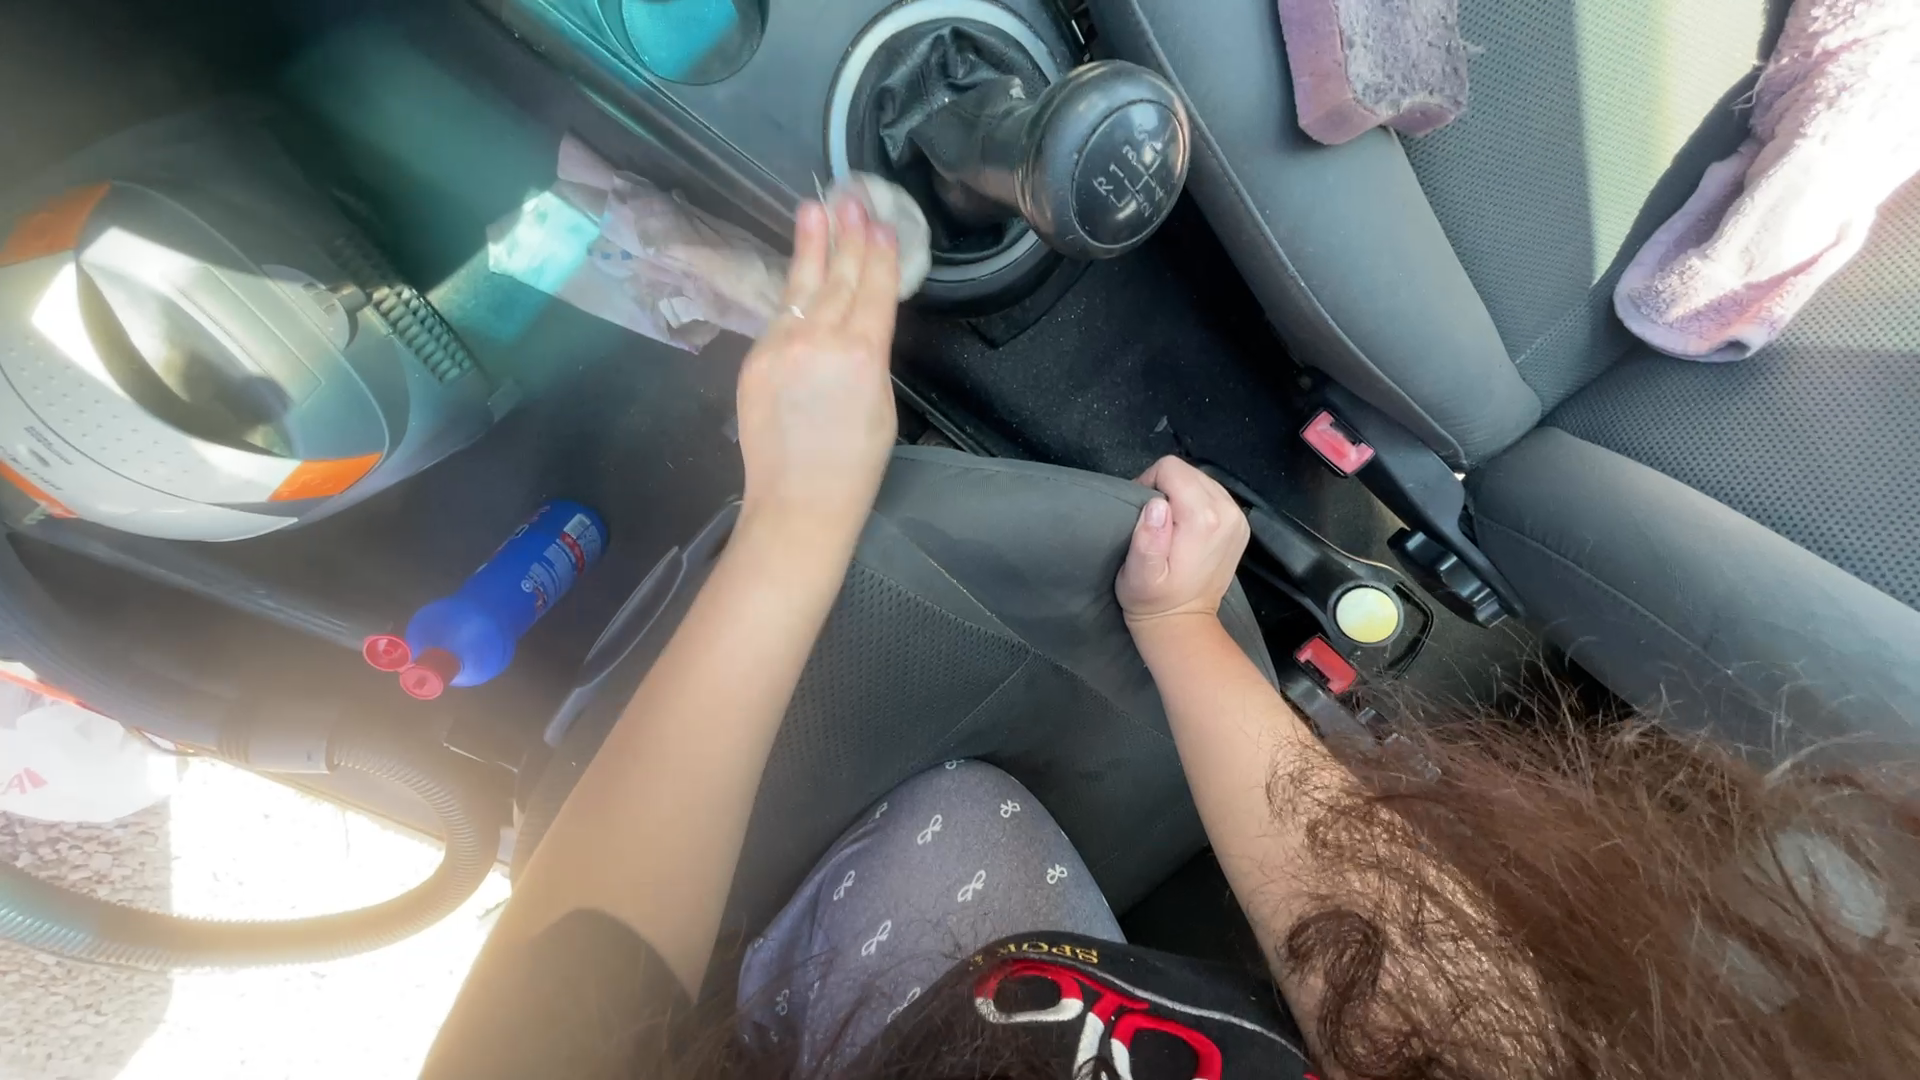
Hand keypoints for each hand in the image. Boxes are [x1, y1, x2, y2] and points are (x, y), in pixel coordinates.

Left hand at [736, 195, 900, 542]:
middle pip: (837, 278)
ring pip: (801, 288)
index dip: (879, 255)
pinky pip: (779, 317)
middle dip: (847, 236)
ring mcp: (781, 345)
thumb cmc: (856, 465)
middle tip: (852, 199)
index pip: (873, 290)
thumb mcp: (882, 406)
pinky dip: (793, 293)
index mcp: (863, 354)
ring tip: (816, 210)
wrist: (799, 500)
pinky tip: (798, 271)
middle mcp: (820, 339)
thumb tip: (858, 329)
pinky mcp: (755, 358)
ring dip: (811, 247)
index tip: (882, 224)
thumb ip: (870, 358)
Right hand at [1116, 457, 1250, 630]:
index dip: (1148, 483)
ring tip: (1168, 525)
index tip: (1142, 512)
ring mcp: (1238, 518)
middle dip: (1165, 488)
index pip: (1170, 468)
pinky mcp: (1240, 524)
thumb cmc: (1153, 600)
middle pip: (1188, 471)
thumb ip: (1147, 538)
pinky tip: (1185, 528)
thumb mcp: (1139, 575)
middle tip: (1153, 522)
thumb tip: (1156, 503)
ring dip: (1181, 494)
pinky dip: (1195, 503)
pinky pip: (1213, 494)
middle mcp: (1227, 512)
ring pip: (1202, 479)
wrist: (1184, 622)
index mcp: (1202, 519)